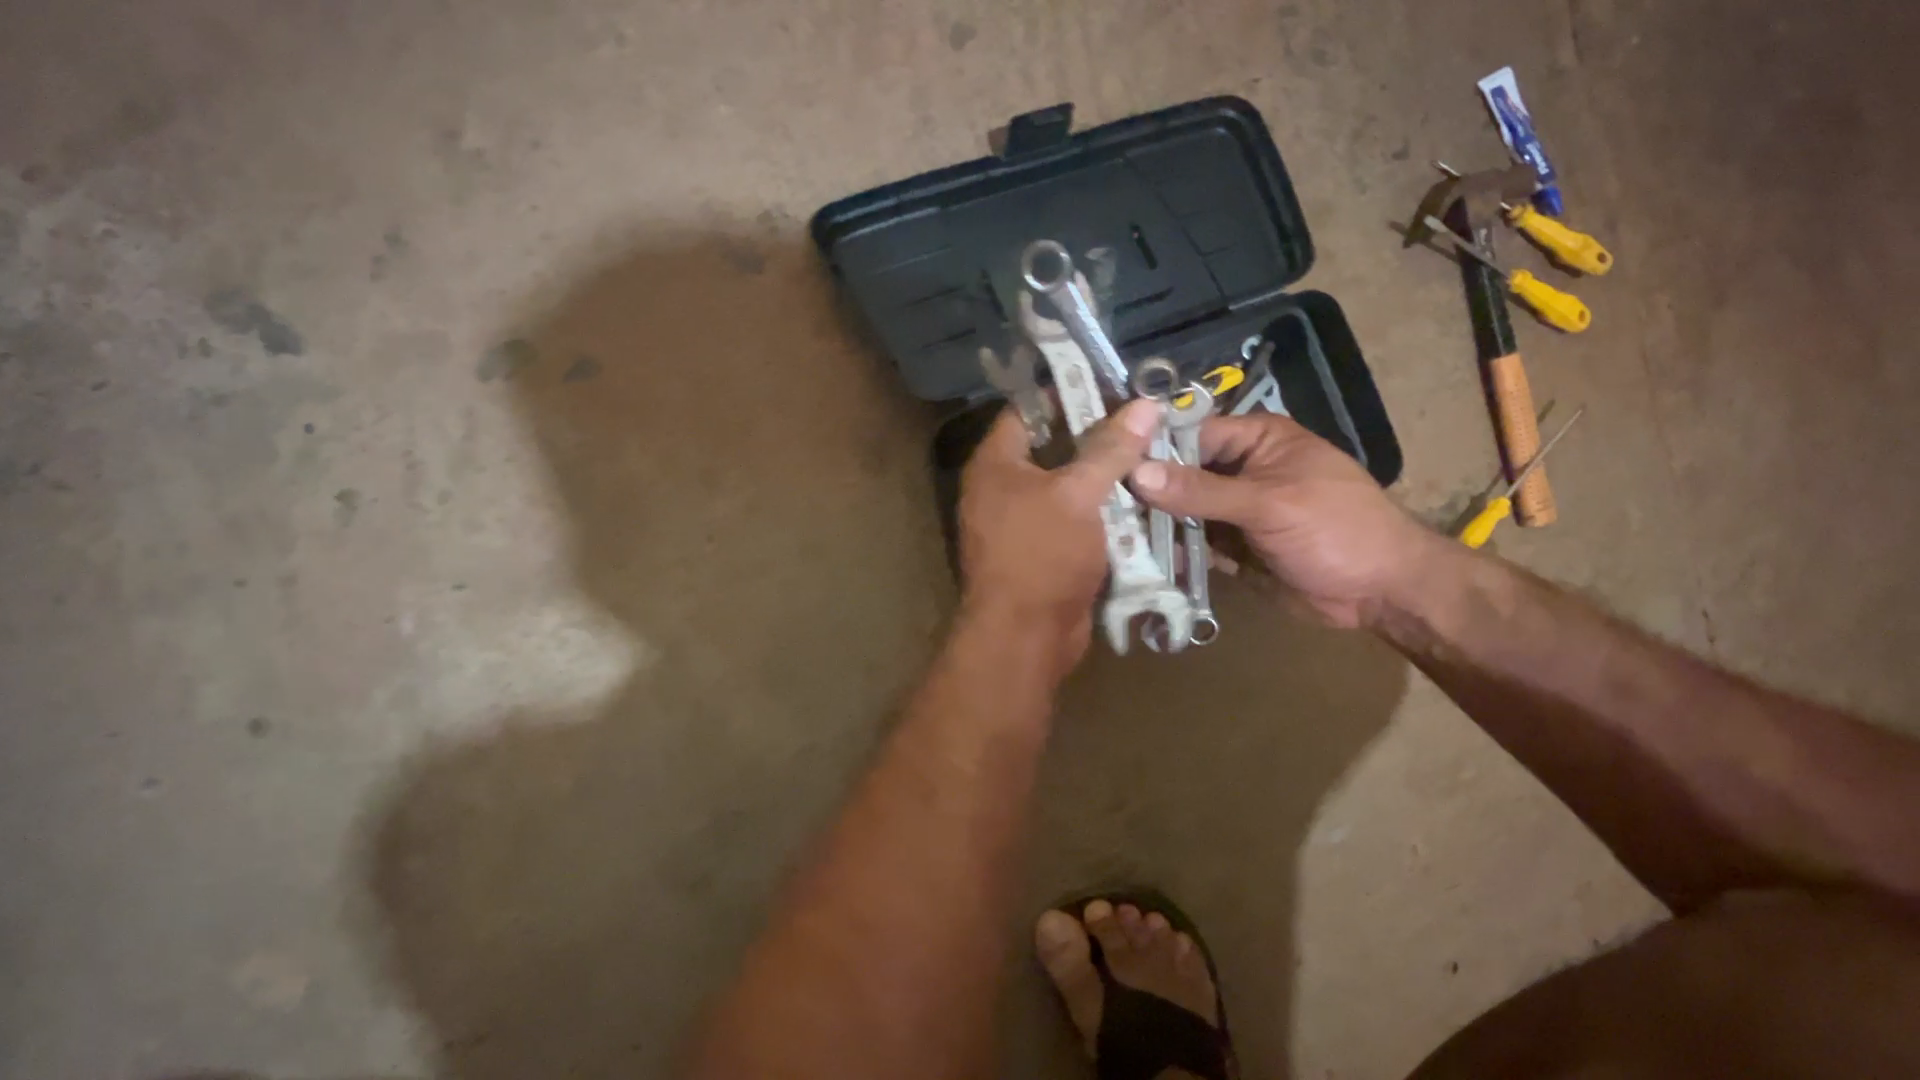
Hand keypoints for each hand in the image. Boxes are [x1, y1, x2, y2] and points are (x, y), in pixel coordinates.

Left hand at [957, 400, 1159, 664]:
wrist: (1026, 637)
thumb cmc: (1042, 554)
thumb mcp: (1078, 494)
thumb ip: (1110, 449)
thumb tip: (1145, 405)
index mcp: (996, 463)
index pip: (1028, 409)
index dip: (1068, 392)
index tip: (1114, 386)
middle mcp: (1003, 488)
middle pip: (1054, 448)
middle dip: (1099, 438)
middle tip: (1146, 422)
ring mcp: (1023, 523)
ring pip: (1071, 488)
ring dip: (1108, 478)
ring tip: (1155, 456)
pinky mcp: (1045, 554)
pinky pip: (1078, 522)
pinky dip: (1106, 514)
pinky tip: (1146, 502)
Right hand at [1128, 413, 1439, 628]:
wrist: (1380, 591)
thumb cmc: (1336, 529)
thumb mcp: (1268, 503)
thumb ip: (1201, 490)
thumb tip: (1136, 473)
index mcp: (1256, 440)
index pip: (1190, 434)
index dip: (1151, 447)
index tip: (1104, 463)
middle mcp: (1240, 469)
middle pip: (1180, 473)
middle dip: (1146, 491)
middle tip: (1098, 507)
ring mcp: (1234, 510)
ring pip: (1182, 512)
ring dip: (1155, 525)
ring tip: (1109, 535)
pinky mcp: (1232, 548)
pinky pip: (1193, 544)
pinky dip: (1172, 552)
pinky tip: (1137, 560)